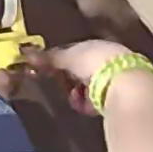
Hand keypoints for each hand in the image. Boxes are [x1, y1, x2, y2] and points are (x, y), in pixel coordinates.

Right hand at [5, 39, 132, 114]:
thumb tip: (26, 54)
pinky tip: (84, 107)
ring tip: (72, 98)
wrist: (125, 85)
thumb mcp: (68, 57)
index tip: (47, 69)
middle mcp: (108, 57)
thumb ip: (49, 57)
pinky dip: (88, 103)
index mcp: (97, 44)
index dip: (60, 60)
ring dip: (77, 93)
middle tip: (58, 85)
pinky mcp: (120, 96)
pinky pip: (97, 100)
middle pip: (82, 69)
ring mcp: (116, 77)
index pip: (74, 51)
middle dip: (69, 79)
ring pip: (88, 86)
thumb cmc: (94, 63)